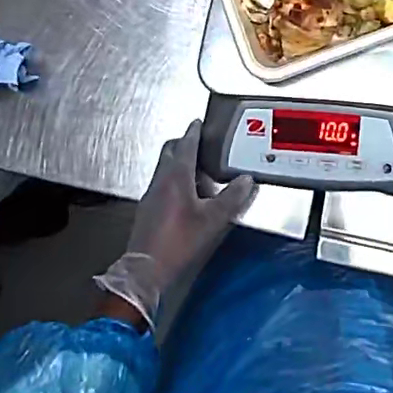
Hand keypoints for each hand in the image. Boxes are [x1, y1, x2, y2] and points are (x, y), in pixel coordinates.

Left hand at [94, 120, 255, 327]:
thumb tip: (247, 181)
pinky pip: (161, 183)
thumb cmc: (179, 241)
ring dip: (178, 162)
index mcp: (176, 177)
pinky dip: (173, 179)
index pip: (185, 146)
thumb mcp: (212, 220)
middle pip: (170, 152)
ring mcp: (151, 195)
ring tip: (197, 170)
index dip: (193, 133)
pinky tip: (185, 195)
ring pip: (164, 168)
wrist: (145, 270)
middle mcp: (161, 181)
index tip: (197, 122)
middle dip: (183, 143)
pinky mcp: (147, 209)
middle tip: (197, 142)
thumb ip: (231, 198)